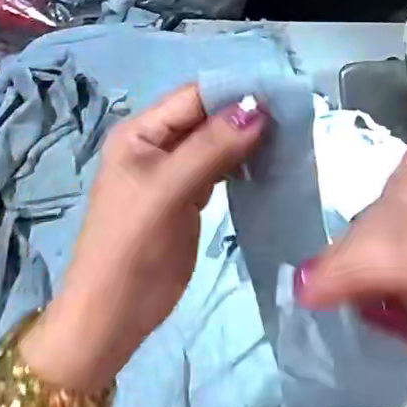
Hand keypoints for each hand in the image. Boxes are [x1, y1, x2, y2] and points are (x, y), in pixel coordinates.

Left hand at [20, 84, 268, 391]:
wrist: (112, 313)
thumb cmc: (132, 244)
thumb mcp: (167, 190)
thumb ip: (209, 148)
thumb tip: (256, 108)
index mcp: (140, 131)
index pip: (191, 97)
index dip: (231, 92)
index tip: (279, 94)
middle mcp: (155, 144)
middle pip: (204, 118)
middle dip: (243, 116)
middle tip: (294, 117)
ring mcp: (172, 172)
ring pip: (214, 144)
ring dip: (246, 141)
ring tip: (290, 138)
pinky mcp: (187, 199)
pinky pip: (218, 171)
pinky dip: (241, 167)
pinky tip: (269, 166)